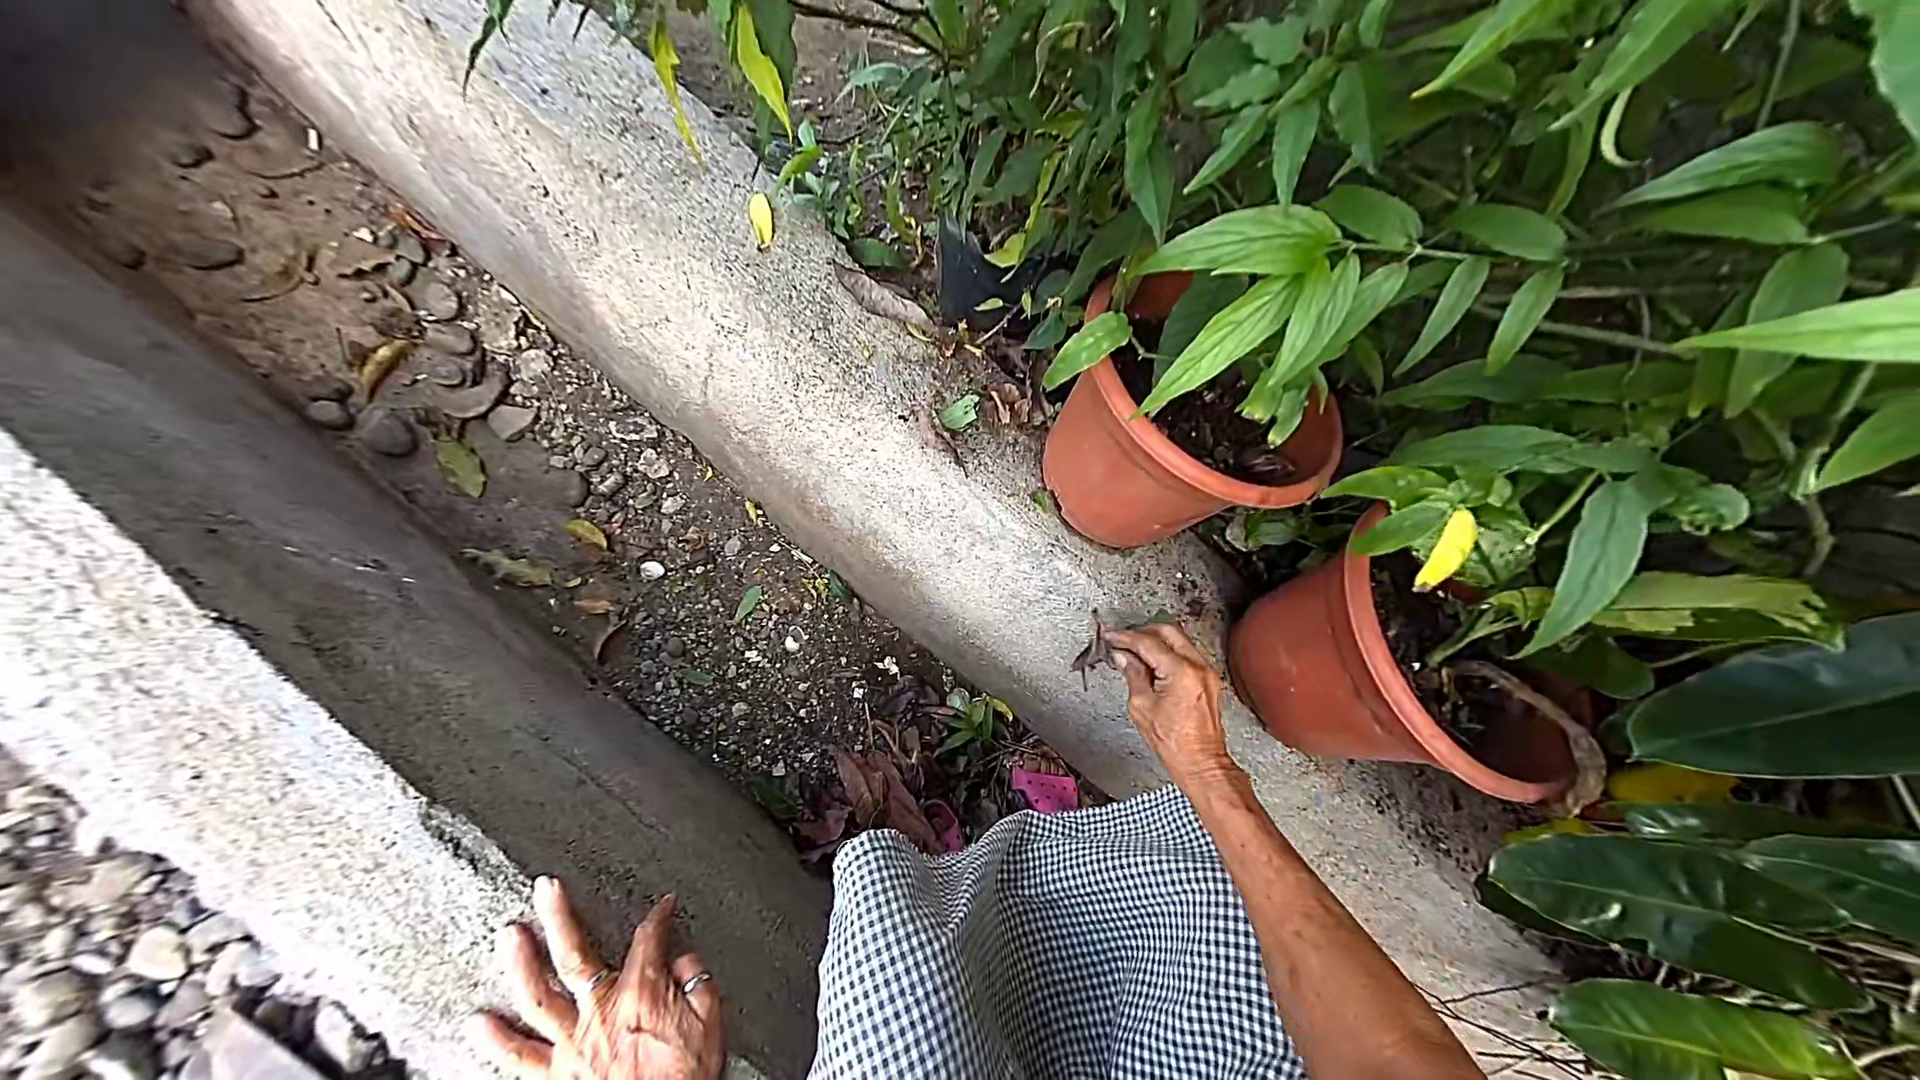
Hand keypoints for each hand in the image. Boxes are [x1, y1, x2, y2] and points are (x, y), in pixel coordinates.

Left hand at [470, 877, 724, 1079]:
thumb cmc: (687, 1077)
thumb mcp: (712, 1020)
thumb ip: (697, 980)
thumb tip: (682, 958)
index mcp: (641, 993)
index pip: (649, 938)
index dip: (660, 915)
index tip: (665, 904)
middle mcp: (599, 1013)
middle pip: (574, 955)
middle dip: (559, 916)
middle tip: (546, 888)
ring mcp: (571, 1047)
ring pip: (537, 997)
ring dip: (520, 963)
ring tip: (508, 934)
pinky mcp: (554, 1077)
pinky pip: (518, 1059)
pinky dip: (496, 1040)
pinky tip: (477, 1020)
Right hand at [1105, 624, 1238, 789]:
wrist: (1200, 762)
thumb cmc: (1175, 743)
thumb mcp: (1141, 706)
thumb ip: (1132, 674)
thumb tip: (1123, 656)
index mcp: (1181, 672)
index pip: (1148, 642)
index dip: (1125, 637)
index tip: (1112, 637)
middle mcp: (1198, 667)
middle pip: (1167, 631)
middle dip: (1142, 632)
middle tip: (1122, 641)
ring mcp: (1207, 672)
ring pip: (1178, 639)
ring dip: (1155, 641)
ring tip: (1134, 653)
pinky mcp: (1208, 679)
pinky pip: (1185, 653)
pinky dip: (1167, 652)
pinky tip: (1151, 663)